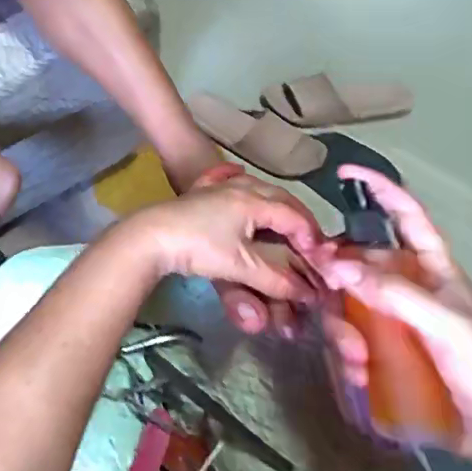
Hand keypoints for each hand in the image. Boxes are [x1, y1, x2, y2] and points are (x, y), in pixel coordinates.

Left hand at [107, 173, 320, 308]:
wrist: (150, 235)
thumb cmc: (198, 246)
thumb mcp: (240, 265)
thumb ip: (276, 279)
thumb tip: (307, 293)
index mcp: (253, 200)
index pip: (295, 216)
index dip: (312, 238)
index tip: (321, 260)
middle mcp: (239, 187)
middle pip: (279, 197)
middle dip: (298, 218)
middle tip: (310, 241)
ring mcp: (217, 186)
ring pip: (255, 188)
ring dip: (274, 202)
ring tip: (284, 220)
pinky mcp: (198, 192)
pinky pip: (225, 179)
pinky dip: (238, 181)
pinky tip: (237, 178)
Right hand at [316, 166, 471, 470]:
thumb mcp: (448, 327)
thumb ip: (393, 292)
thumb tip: (333, 263)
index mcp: (433, 270)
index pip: (406, 217)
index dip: (380, 190)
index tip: (343, 172)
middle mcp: (409, 290)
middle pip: (357, 265)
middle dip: (338, 284)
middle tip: (325, 303)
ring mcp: (395, 324)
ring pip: (347, 306)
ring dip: (342, 331)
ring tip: (354, 361)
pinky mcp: (386, 357)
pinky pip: (350, 341)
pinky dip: (346, 357)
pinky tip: (356, 376)